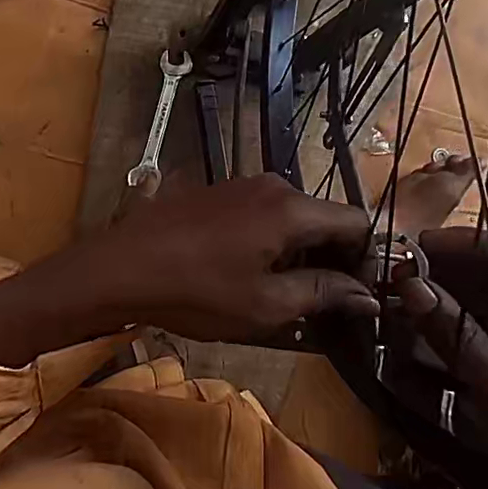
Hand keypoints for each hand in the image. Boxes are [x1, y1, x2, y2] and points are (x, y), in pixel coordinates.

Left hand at [0, 175, 377, 366]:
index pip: (355, 221)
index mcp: (291, 208)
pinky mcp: (213, 190)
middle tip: (323, 302)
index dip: (367, 257)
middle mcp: (270, 184)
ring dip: (296, 250)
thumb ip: (322, 294)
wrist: (119, 265)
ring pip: (288, 215)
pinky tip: (246, 270)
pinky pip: (258, 212)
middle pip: (321, 217)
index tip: (363, 292)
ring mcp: (238, 183)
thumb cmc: (196, 291)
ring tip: (281, 292)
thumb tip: (368, 294)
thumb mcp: (265, 305)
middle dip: (330, 256)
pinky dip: (267, 239)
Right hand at [392, 226, 487, 488]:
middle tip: (390, 274)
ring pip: (468, 300)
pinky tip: (402, 327)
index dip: (466, 242)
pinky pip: (460, 330)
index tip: (415, 245)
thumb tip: (411, 286)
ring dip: (429, 298)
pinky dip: (430, 326)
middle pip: (486, 275)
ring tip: (389, 299)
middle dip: (437, 272)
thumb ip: (459, 340)